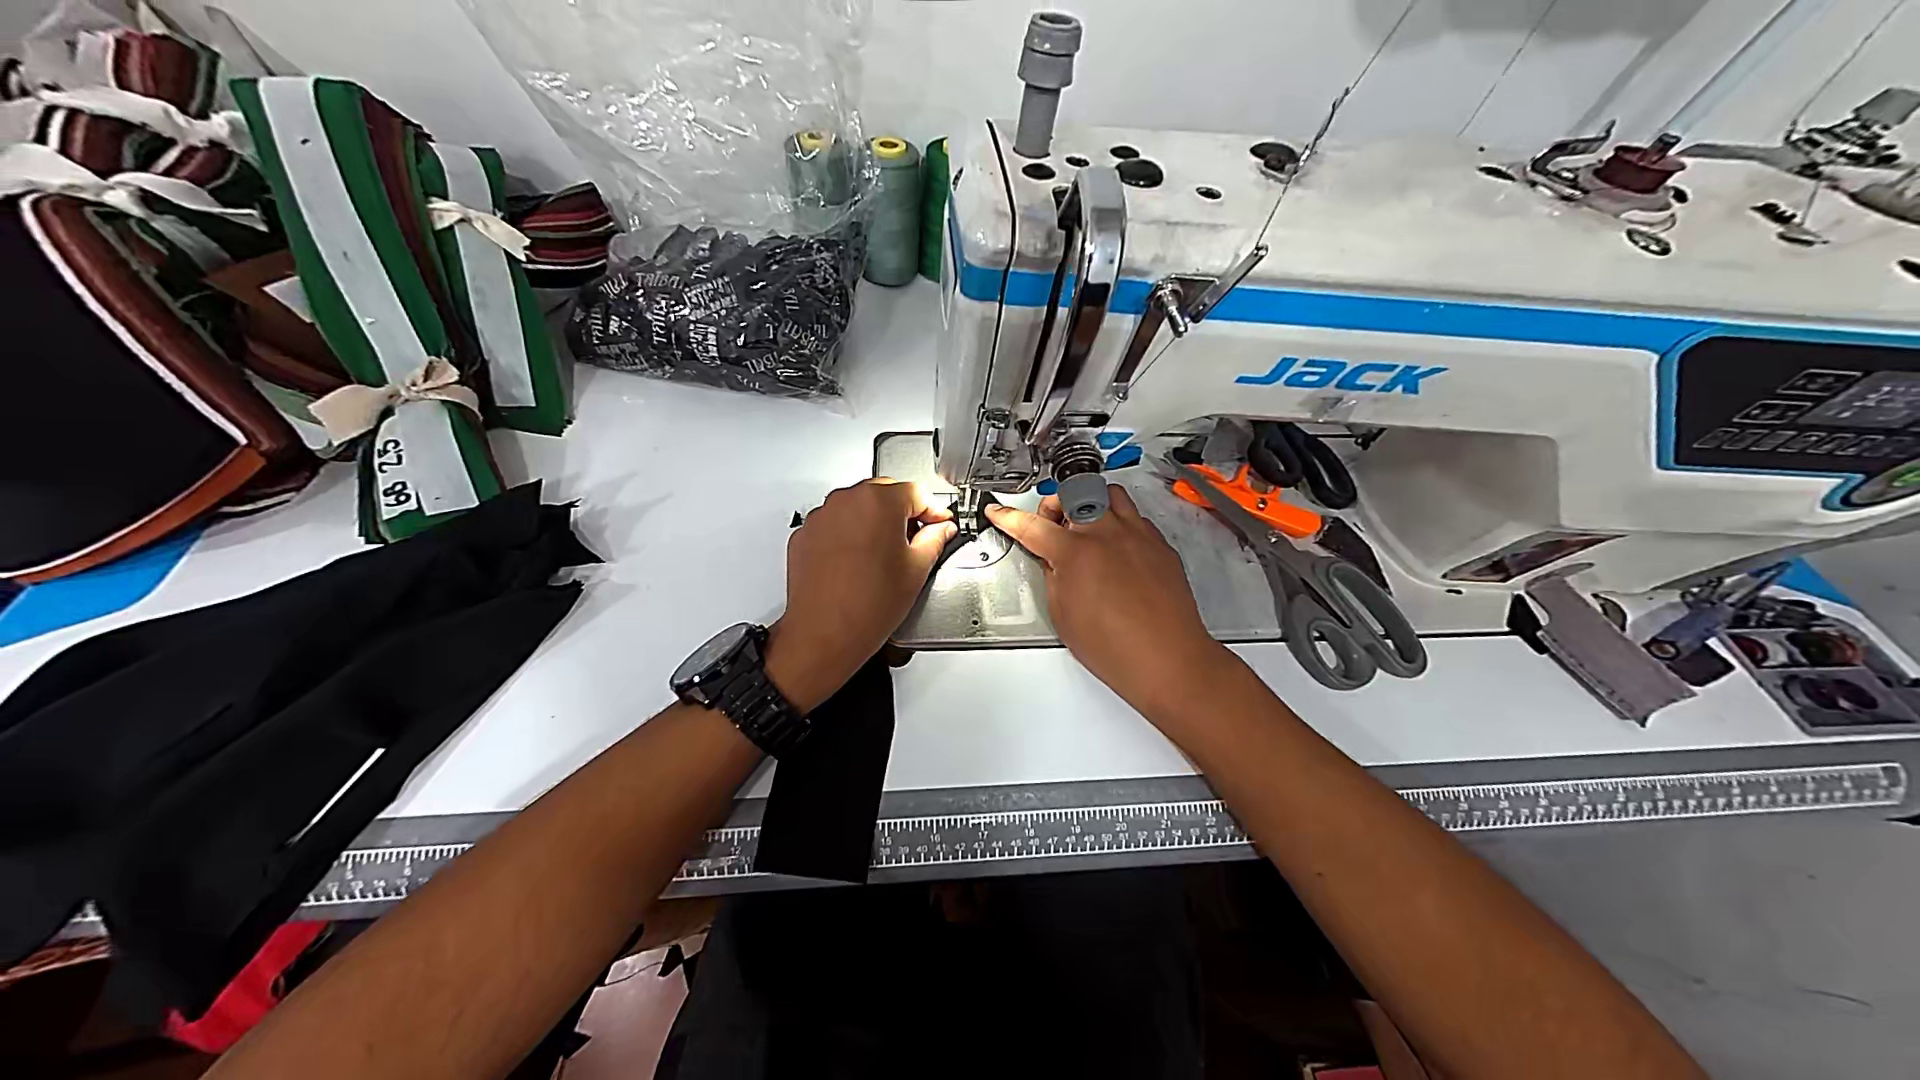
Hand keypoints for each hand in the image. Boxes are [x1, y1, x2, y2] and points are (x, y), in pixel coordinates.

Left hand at [766, 478, 955, 711]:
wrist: (824, 634)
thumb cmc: (865, 607)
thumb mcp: (916, 570)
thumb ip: (934, 539)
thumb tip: (940, 530)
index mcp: (879, 502)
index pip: (916, 492)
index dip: (934, 510)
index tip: (939, 522)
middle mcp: (846, 502)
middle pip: (884, 493)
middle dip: (903, 512)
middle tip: (916, 538)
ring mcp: (821, 517)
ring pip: (857, 507)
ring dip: (874, 522)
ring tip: (885, 555)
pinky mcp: (805, 534)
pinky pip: (834, 524)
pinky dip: (848, 535)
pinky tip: (859, 562)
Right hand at [986, 486, 1229, 714]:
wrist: (1166, 658)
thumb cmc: (1119, 646)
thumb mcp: (1063, 613)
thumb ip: (1053, 577)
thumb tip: (1052, 562)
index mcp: (1075, 551)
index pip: (1031, 525)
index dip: (1009, 517)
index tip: (1000, 512)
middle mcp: (1107, 534)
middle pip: (1074, 491)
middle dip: (1056, 503)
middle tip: (1051, 522)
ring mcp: (1137, 535)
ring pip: (1109, 493)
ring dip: (1091, 502)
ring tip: (1085, 526)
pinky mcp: (1159, 544)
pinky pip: (1136, 517)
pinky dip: (1120, 523)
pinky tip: (1115, 546)